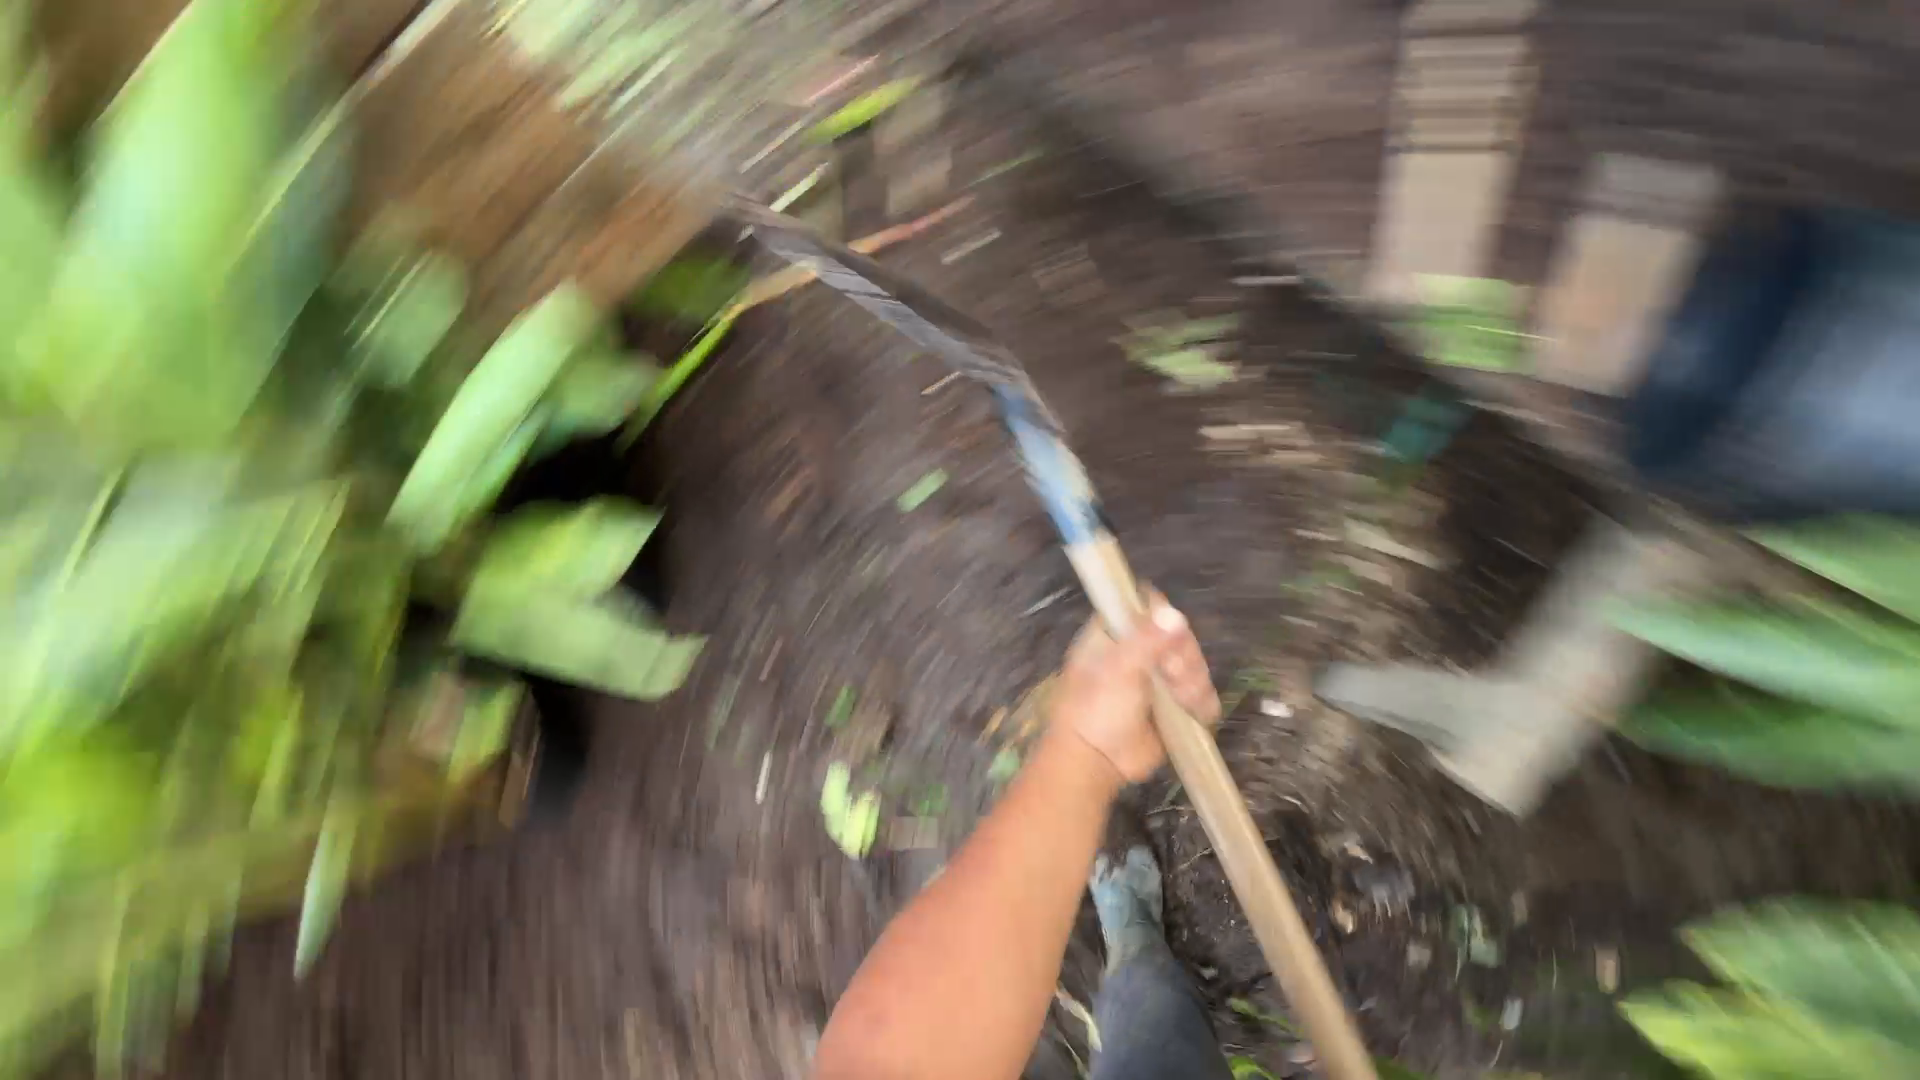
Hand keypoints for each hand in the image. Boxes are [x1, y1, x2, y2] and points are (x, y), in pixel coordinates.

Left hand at [1047, 594, 1220, 785]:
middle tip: (1173, 676)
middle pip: (1177, 634)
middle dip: (1183, 657)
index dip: (1161, 617)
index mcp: (1114, 633)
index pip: (1144, 606)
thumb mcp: (1117, 671)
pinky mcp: (1173, 703)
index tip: (1168, 637)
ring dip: (1194, 680)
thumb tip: (1174, 614)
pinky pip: (1199, 690)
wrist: (1096, 761)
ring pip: (1192, 662)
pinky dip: (1202, 698)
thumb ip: (1146, 641)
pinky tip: (1197, 711)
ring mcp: (1156, 676)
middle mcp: (1137, 649)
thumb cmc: (1095, 710)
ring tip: (1182, 700)